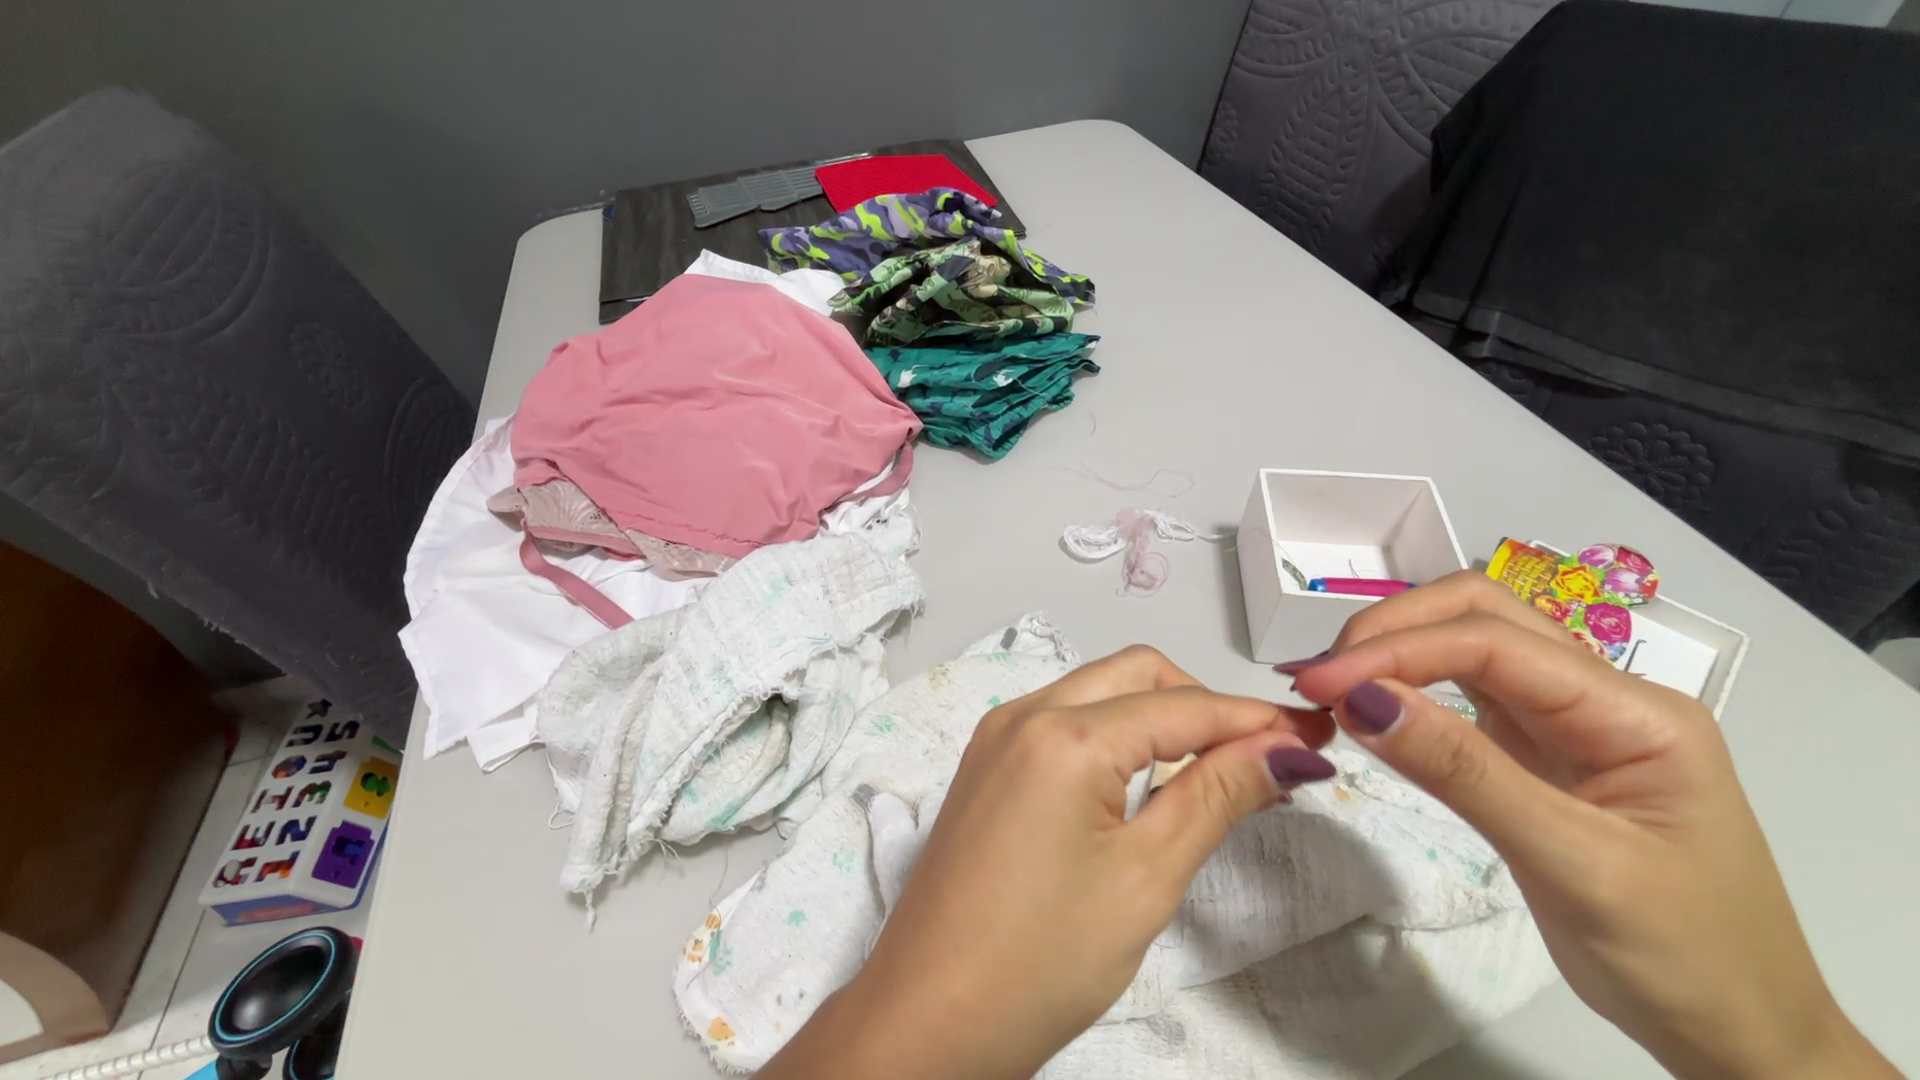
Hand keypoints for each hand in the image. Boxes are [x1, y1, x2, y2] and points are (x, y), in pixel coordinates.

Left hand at [760, 646, 1336, 1079]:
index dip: (1256, 719)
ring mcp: (997, 735)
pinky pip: (1065, 721)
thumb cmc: (1044, 959)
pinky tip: (1147, 778)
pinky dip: (1117, 735)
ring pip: (1098, 692)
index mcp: (1064, 734)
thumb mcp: (1146, 878)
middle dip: (1205, 704)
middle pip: (1136, 674)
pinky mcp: (986, 764)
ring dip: (1161, 715)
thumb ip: (1217, 796)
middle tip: (1264, 757)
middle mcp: (1024, 713)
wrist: (929, 1018)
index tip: (1320, 735)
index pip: (1182, 706)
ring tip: (1216, 769)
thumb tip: (1289, 748)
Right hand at [1285, 571, 1899, 1079]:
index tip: (1317, 685)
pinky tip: (1372, 707)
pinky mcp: (1535, 749)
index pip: (1495, 643)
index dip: (1398, 650)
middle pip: (1483, 616)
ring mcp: (1567, 720)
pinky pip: (1465, 694)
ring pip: (1470, 645)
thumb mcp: (1572, 863)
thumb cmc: (1681, 955)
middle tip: (1320, 678)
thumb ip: (1464, 772)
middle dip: (1394, 631)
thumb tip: (1359, 701)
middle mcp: (1601, 696)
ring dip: (1396, 652)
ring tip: (1332, 688)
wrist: (1737, 1032)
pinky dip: (1409, 689)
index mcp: (1635, 712)